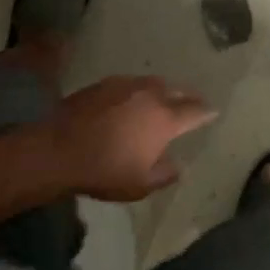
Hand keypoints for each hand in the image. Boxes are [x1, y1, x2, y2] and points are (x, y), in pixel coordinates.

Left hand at [33, 76, 214, 201]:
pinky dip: (136, 91)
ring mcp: (126, 85)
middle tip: (192, 102)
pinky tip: (130, 100)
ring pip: (153, 83)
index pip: (195, 111)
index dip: (206, 112)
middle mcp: (151, 95)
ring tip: (161, 98)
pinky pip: (129, 84)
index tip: (212, 112)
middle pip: (177, 90)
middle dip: (187, 96)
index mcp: (165, 119)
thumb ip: (164, 174)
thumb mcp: (139, 185)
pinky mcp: (103, 84)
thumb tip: (177, 165)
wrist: (56, 150)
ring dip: (162, 91)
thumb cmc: (104, 170)